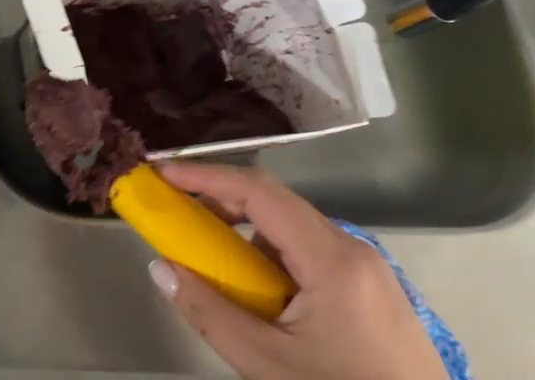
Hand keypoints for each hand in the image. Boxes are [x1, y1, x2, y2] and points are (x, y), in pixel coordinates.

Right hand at [150, 163, 447, 379]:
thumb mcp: (269, 365)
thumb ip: (210, 313)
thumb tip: (159, 268)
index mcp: (333, 260)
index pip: (260, 193)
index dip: (207, 175)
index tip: (163, 174)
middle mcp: (355, 250)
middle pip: (276, 203)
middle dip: (221, 201)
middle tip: (179, 217)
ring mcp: (370, 269)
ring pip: (294, 227)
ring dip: (247, 231)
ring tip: (216, 262)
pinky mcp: (375, 290)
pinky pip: (312, 251)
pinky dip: (274, 256)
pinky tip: (261, 292)